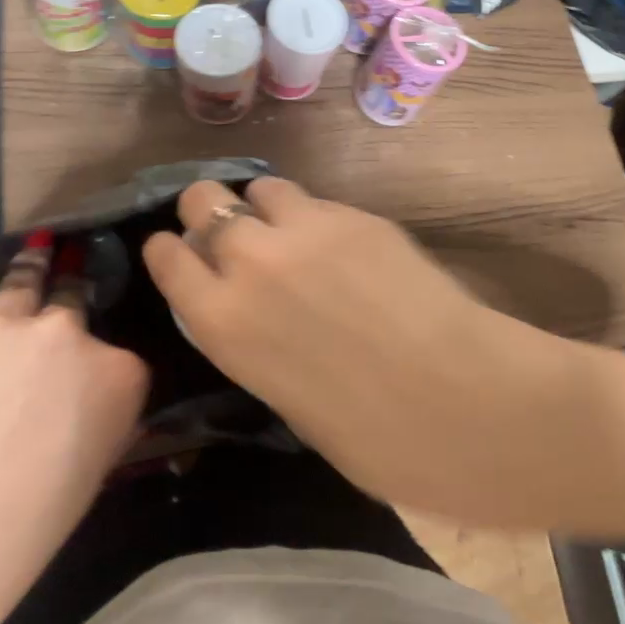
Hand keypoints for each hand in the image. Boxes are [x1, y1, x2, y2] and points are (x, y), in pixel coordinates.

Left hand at [0, 242, 148, 623]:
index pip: (122, 363)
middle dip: (69, 307)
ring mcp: (2, 325)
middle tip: (66, 293)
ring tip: (38, 251)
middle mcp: (67, 334)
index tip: (86, 389)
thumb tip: (85, 414)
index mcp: (117, 377)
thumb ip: (95, 428)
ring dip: (30, 272)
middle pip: (73, 306)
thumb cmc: (17, 531)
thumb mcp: (84, 479)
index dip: (102, 377)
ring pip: (22, 284)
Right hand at [142, 178, 624, 531]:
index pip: (168, 257)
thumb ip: (256, 343)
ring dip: (264, 206)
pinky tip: (342, 245)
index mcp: (221, 321)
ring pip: (261, 188)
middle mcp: (250, 260)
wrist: (456, 398)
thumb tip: (260, 318)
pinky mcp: (357, 215)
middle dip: (210, 211)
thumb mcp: (285, 398)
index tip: (179, 251)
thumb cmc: (368, 435)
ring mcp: (305, 228)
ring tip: (287, 228)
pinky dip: (314, 216)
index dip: (172, 250)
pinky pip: (316, 202)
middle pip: (204, 202)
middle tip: (230, 229)